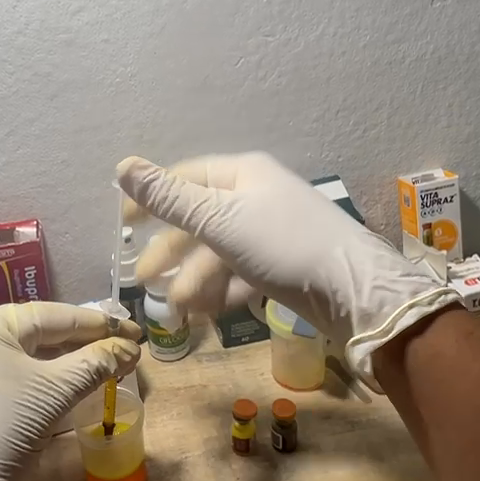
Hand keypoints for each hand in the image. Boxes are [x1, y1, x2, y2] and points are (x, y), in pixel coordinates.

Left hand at [0, 302, 141, 480]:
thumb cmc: (3, 428)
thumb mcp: (56, 391)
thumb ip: (97, 363)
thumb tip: (132, 349)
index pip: (60, 315)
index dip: (103, 324)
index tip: (138, 333)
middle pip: (50, 333)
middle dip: (92, 342)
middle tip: (131, 350)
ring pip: (40, 357)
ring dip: (78, 362)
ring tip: (115, 366)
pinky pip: (30, 379)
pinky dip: (59, 381)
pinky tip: (85, 385)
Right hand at [117, 152, 460, 388]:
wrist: (357, 293)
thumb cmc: (285, 245)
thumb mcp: (220, 221)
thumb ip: (169, 199)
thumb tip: (122, 165)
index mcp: (243, 174)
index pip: (185, 177)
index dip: (151, 198)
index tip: (122, 224)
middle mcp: (257, 197)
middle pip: (200, 220)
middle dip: (171, 253)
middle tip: (143, 283)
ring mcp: (273, 232)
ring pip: (220, 252)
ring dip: (195, 280)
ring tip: (177, 311)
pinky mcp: (286, 265)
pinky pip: (242, 273)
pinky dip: (223, 292)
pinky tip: (208, 315)